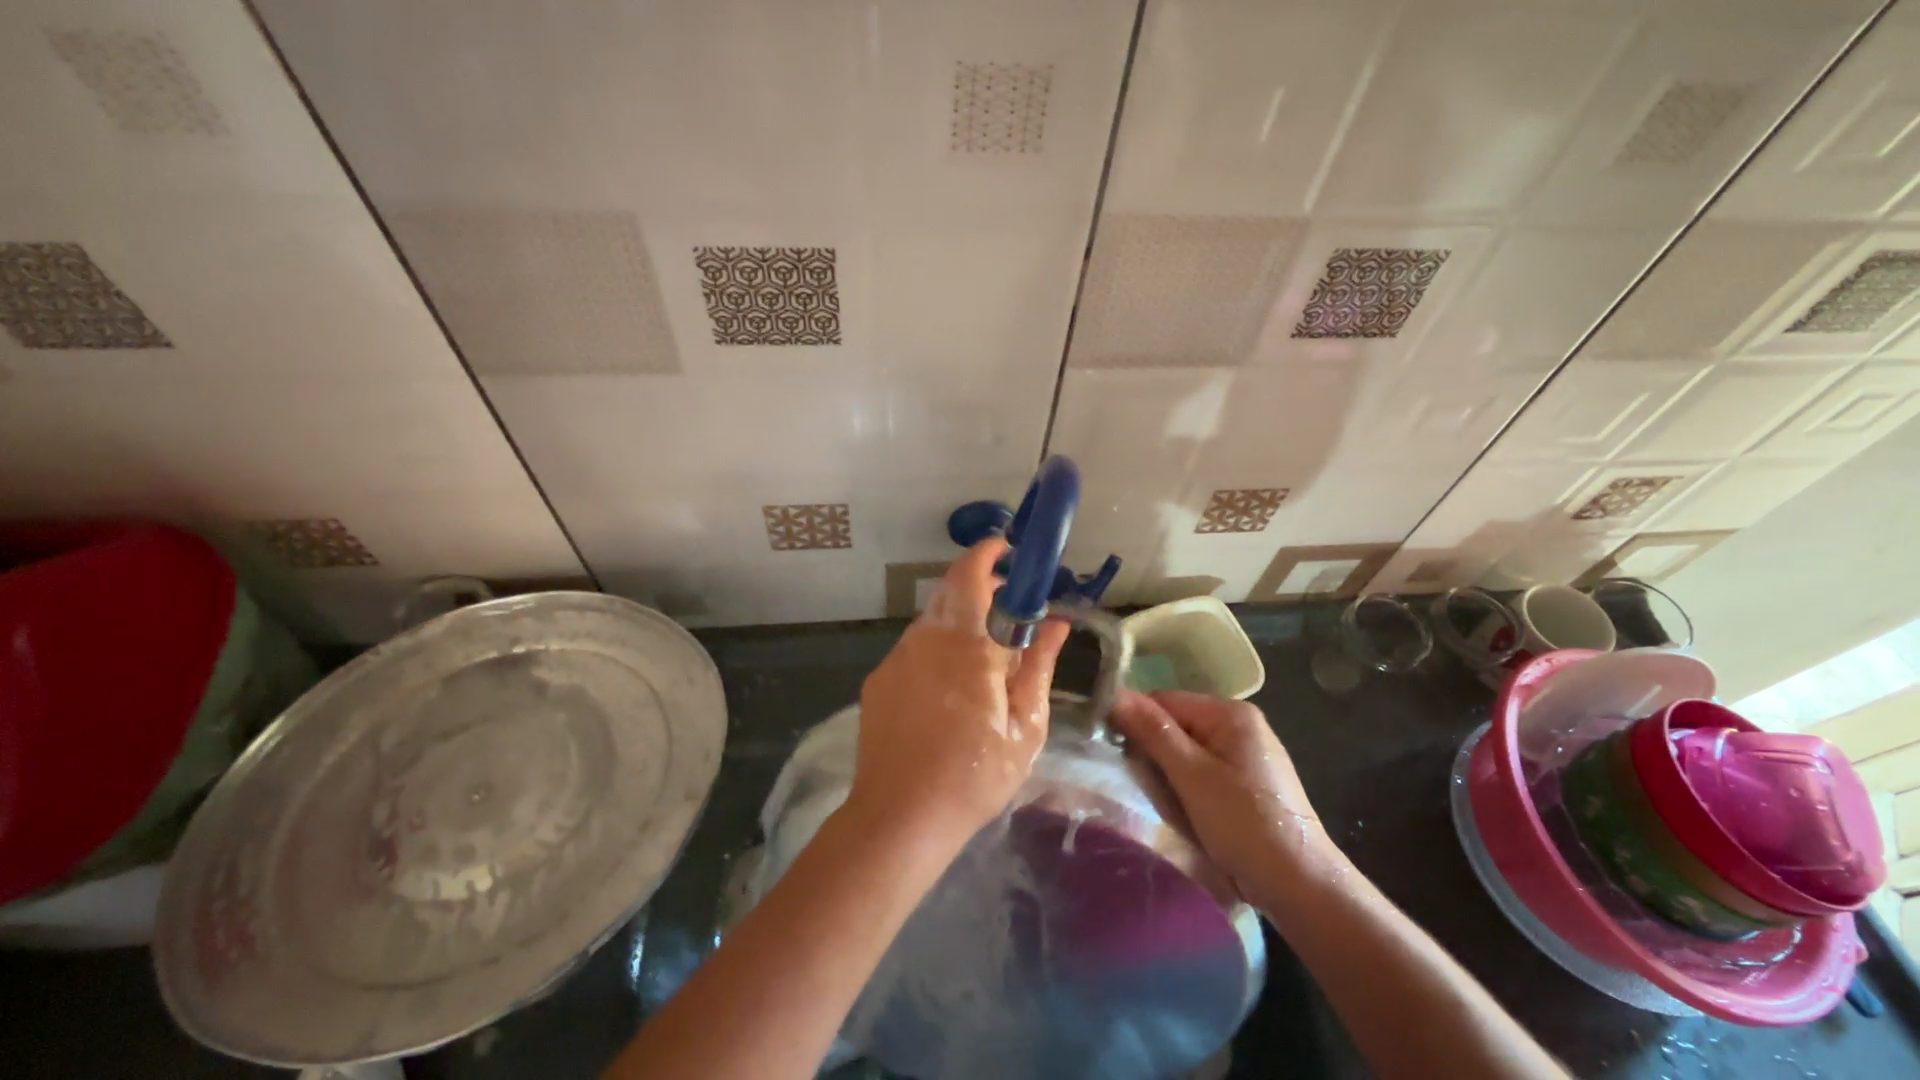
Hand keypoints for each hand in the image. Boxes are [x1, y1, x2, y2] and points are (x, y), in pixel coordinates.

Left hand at [846, 537, 1069, 849]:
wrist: (899, 819)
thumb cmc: (974, 775)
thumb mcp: (1024, 726)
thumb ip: (1038, 665)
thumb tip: (1057, 623)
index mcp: (964, 644)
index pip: (971, 574)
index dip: (989, 553)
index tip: (1011, 551)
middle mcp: (923, 640)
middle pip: (950, 593)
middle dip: (981, 591)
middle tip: (1013, 613)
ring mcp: (895, 661)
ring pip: (931, 624)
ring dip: (960, 626)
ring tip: (986, 665)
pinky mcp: (877, 683)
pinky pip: (913, 652)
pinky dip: (937, 654)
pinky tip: (951, 695)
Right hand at [1109, 689, 1344, 910]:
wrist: (1298, 884)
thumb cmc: (1245, 823)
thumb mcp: (1192, 775)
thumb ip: (1152, 731)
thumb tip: (1111, 692)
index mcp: (1230, 713)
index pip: (1163, 701)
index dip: (1136, 724)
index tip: (1118, 757)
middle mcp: (1238, 726)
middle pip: (1173, 727)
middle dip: (1155, 758)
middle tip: (1152, 791)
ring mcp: (1243, 756)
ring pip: (1182, 756)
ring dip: (1169, 781)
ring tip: (1173, 810)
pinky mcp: (1243, 785)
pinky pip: (1199, 776)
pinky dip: (1186, 794)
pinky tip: (1189, 818)